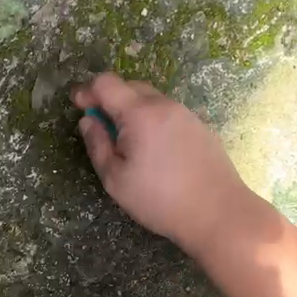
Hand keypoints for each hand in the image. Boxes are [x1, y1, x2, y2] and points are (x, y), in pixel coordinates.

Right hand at [72, 73, 260, 252]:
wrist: (218, 213)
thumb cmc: (160, 200)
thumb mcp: (116, 179)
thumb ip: (97, 145)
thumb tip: (88, 121)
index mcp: (140, 113)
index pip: (106, 83)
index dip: (87, 91)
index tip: (78, 106)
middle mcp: (164, 105)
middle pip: (130, 87)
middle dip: (110, 100)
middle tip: (102, 128)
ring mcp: (186, 115)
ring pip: (152, 101)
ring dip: (133, 112)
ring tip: (130, 145)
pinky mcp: (201, 128)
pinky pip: (169, 115)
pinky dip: (153, 122)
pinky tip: (156, 153)